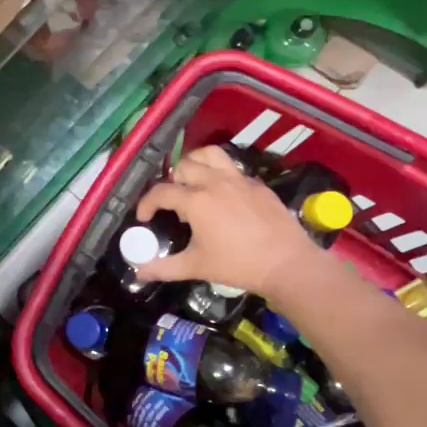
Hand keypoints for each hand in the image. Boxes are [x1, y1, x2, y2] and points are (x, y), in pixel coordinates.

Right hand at [134, 145, 327, 296]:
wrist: (287, 264)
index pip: (161, 192)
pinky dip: (222, 176)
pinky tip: (225, 197)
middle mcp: (215, 182)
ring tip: (195, 181)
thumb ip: (164, 268)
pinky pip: (233, 170)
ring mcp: (239, 180)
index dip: (146, 203)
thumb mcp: (197, 267)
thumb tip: (139, 272)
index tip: (144, 217)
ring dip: (196, 163)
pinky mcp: (257, 184)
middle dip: (172, 181)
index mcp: (196, 201)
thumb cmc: (238, 265)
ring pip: (210, 155)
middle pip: (183, 166)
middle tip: (174, 202)